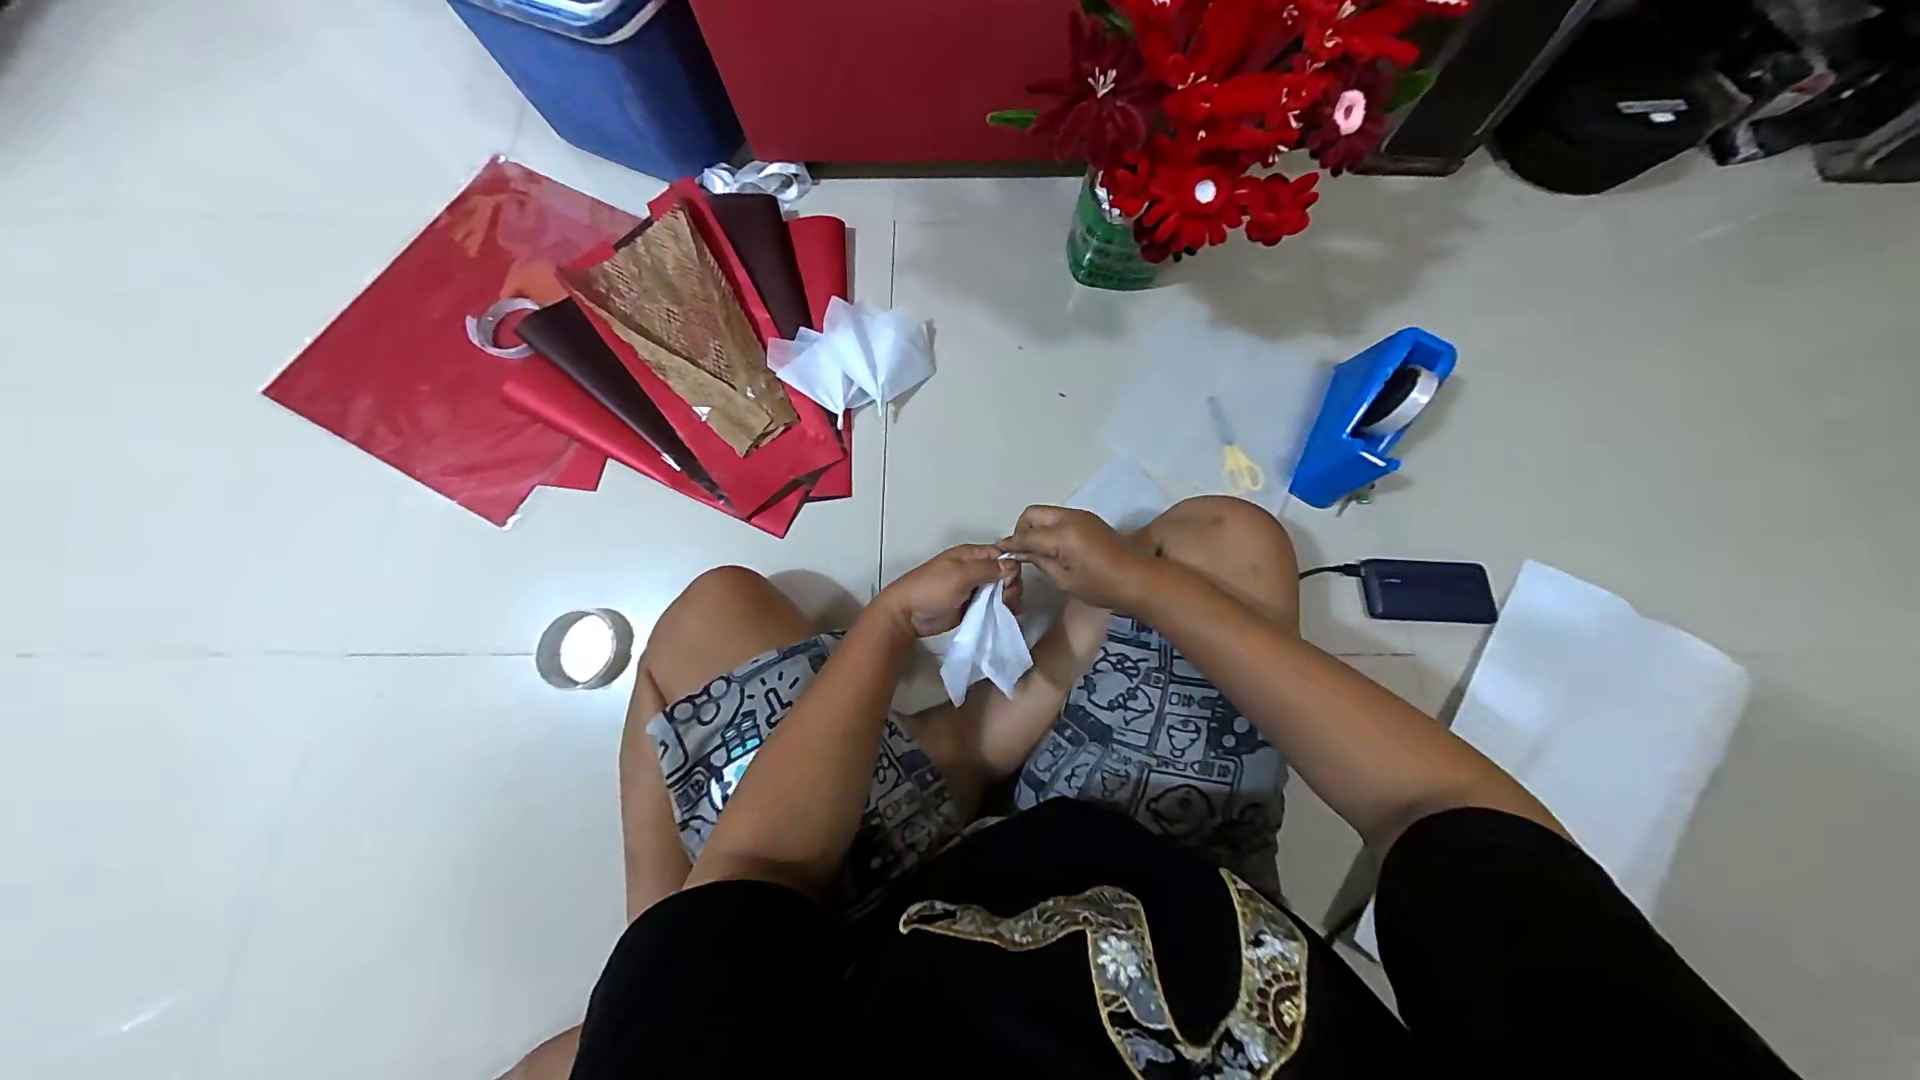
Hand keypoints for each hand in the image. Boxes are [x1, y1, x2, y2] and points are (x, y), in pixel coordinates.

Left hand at [876, 544, 1022, 637]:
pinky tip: (1008, 616)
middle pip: (1005, 573)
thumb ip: (987, 569)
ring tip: (1007, 610)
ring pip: (1001, 590)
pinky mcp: (972, 606)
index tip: (1008, 583)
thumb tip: (1013, 565)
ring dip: (1009, 599)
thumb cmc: (930, 589)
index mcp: (971, 555)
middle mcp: (975, 570)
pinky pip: (993, 605)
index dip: (1010, 567)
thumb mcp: (960, 575)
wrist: (907, 615)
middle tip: (1006, 600)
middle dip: (1011, 586)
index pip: (1001, 555)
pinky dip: (1002, 609)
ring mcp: (974, 589)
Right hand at [1000, 505, 1156, 611]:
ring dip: (1037, 528)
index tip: (1000, 552)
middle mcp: (1070, 518)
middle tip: (1023, 552)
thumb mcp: (1064, 579)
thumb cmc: (1101, 586)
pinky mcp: (1089, 520)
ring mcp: (1081, 516)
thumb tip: (1022, 552)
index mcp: (1062, 535)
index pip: (1026, 535)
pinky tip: (1054, 548)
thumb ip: (1040, 561)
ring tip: (1038, 552)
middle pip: (1032, 514)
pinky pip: (1060, 517)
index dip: (1011, 545)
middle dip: (1022, 530)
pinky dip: (1050, 528)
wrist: (1139, 579)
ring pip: (1046, 513)